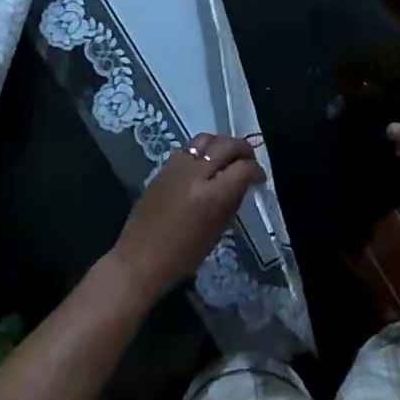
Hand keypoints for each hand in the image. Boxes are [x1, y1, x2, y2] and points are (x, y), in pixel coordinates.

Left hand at [108, 133, 262, 303]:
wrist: (140, 260)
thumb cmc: (185, 254)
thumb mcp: (219, 229)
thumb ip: (234, 199)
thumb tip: (245, 182)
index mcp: (213, 195)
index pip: (244, 168)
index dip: (257, 171)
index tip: (260, 179)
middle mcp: (196, 175)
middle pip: (227, 145)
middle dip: (244, 150)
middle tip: (249, 162)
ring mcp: (176, 169)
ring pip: (206, 139)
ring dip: (222, 144)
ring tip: (227, 157)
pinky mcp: (162, 169)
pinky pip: (187, 149)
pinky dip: (202, 151)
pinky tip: (204, 164)